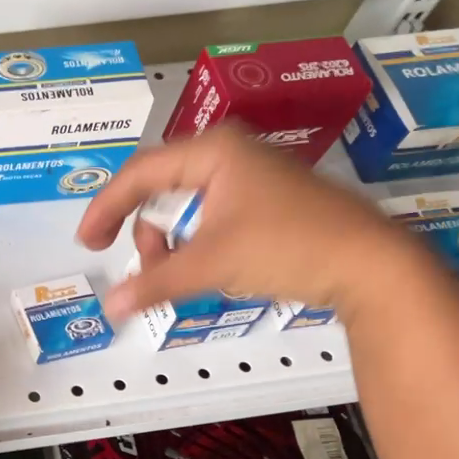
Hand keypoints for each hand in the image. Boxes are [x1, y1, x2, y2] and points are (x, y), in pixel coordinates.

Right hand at [76, 126, 429, 321]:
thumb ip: (155, 282)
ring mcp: (251, 177)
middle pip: (160, 188)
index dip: (105, 208)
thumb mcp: (212, 264)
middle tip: (139, 265)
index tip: (86, 244)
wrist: (371, 264)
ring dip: (169, 242)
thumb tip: (110, 306)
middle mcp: (230, 155)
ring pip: (186, 206)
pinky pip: (211, 217)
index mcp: (213, 152)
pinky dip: (195, 243)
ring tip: (174, 275)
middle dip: (143, 230)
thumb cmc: (288, 246)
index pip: (139, 173)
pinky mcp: (266, 202)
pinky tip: (203, 269)